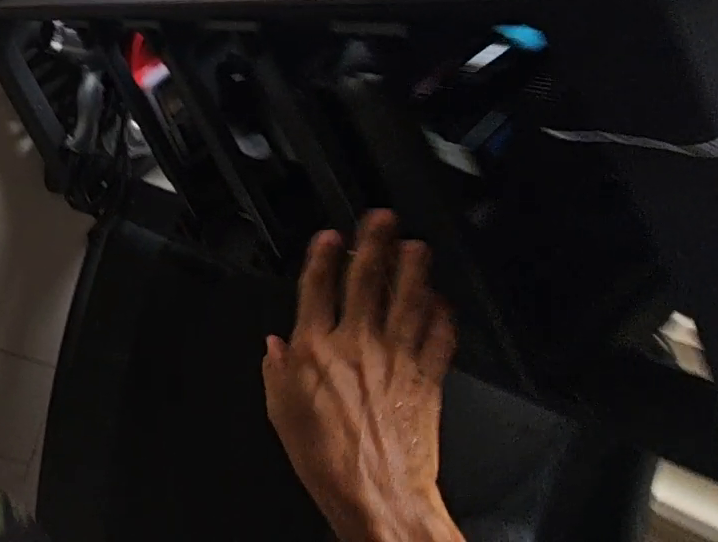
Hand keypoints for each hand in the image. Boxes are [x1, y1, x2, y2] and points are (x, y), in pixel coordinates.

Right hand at [263, 210, 462, 541]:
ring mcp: (396, 361)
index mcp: (315, 348)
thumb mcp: (280, 408)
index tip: (329, 236)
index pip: (317, 287)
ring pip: (407, 302)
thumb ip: (277, 369)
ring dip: (413, 271)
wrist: (377, 496)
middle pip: (365, 282)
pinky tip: (442, 301)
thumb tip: (274, 345)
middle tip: (382, 220)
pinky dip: (442, 318)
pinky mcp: (427, 382)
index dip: (322, 256)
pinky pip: (438, 341)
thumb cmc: (325, 456)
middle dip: (373, 246)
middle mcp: (356, 345)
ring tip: (417, 246)